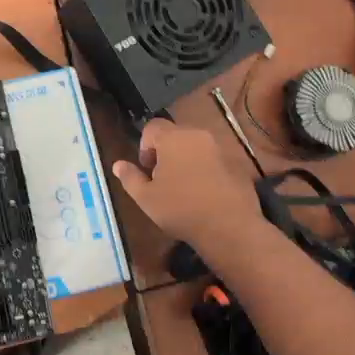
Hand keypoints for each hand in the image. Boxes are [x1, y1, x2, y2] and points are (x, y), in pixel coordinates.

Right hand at [111, 119, 264, 247]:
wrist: (230, 227)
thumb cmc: (181, 209)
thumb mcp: (146, 198)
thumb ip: (130, 177)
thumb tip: (118, 164)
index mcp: (173, 138)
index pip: (152, 127)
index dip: (144, 146)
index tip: (147, 170)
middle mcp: (198, 135)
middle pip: (175, 135)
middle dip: (165, 152)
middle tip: (162, 180)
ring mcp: (220, 148)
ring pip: (195, 147)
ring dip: (186, 160)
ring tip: (184, 188)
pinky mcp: (236, 164)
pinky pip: (214, 160)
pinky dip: (206, 170)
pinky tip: (205, 194)